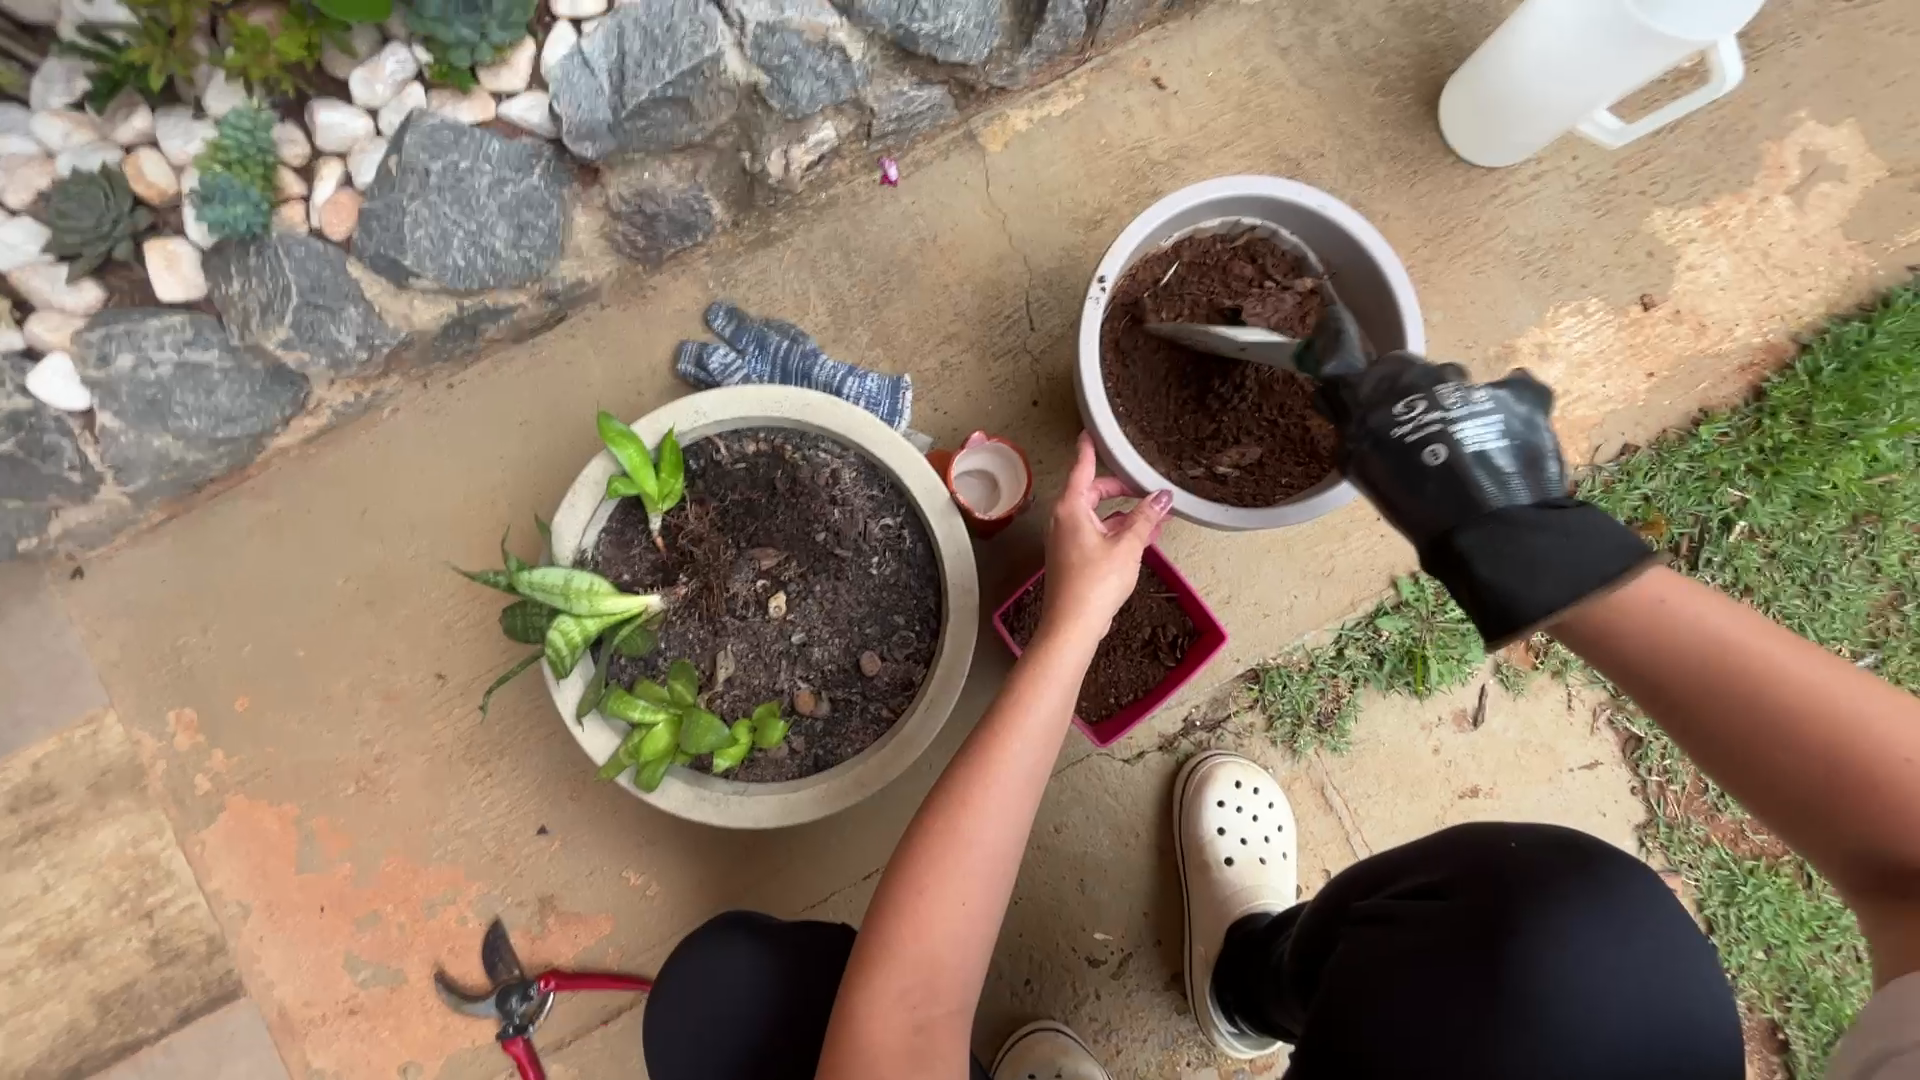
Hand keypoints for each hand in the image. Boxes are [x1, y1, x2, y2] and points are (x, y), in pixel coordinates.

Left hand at [1040, 433, 1172, 641]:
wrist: (1072, 625)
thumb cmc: (1094, 584)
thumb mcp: (1128, 546)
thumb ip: (1145, 518)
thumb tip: (1162, 497)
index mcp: (1071, 508)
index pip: (1081, 468)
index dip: (1088, 449)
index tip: (1089, 433)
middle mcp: (1064, 519)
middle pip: (1093, 492)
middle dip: (1122, 489)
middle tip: (1147, 487)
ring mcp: (1067, 539)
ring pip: (1098, 516)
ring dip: (1125, 514)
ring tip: (1156, 516)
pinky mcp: (1073, 557)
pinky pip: (1097, 534)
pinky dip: (1117, 532)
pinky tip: (1143, 538)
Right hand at [1316, 352, 1568, 549]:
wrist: (1487, 525)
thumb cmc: (1411, 500)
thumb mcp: (1361, 466)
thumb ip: (1348, 424)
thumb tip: (1332, 395)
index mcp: (1380, 387)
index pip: (1361, 368)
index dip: (1362, 386)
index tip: (1361, 404)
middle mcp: (1427, 374)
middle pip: (1411, 372)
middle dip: (1408, 395)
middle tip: (1412, 432)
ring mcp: (1476, 383)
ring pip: (1456, 384)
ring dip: (1451, 404)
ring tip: (1458, 444)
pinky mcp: (1522, 396)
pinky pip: (1507, 392)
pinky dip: (1501, 409)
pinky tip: (1499, 436)